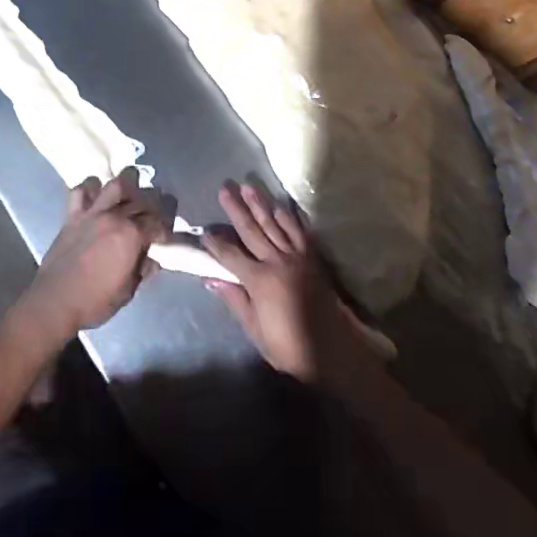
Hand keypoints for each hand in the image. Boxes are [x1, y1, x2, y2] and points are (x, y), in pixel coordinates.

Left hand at [13, 168, 165, 346]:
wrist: (55, 301)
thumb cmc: (95, 301)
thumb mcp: (127, 291)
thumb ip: (142, 270)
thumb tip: (152, 260)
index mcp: (132, 236)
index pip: (157, 223)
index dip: (164, 230)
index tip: (163, 238)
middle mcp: (115, 217)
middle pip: (141, 201)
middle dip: (152, 209)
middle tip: (151, 220)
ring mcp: (93, 213)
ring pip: (115, 185)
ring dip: (126, 187)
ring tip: (128, 198)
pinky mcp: (72, 216)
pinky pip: (81, 191)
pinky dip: (90, 189)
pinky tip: (95, 197)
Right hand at [200, 182, 374, 383]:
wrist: (331, 349)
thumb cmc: (288, 346)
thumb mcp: (255, 329)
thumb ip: (234, 300)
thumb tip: (210, 279)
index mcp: (259, 281)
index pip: (230, 256)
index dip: (216, 244)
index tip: (205, 231)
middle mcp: (277, 261)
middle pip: (251, 230)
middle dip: (236, 209)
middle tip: (225, 189)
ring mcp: (297, 257)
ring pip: (274, 224)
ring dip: (260, 204)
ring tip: (248, 187)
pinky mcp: (312, 258)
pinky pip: (298, 231)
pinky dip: (288, 217)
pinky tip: (279, 206)